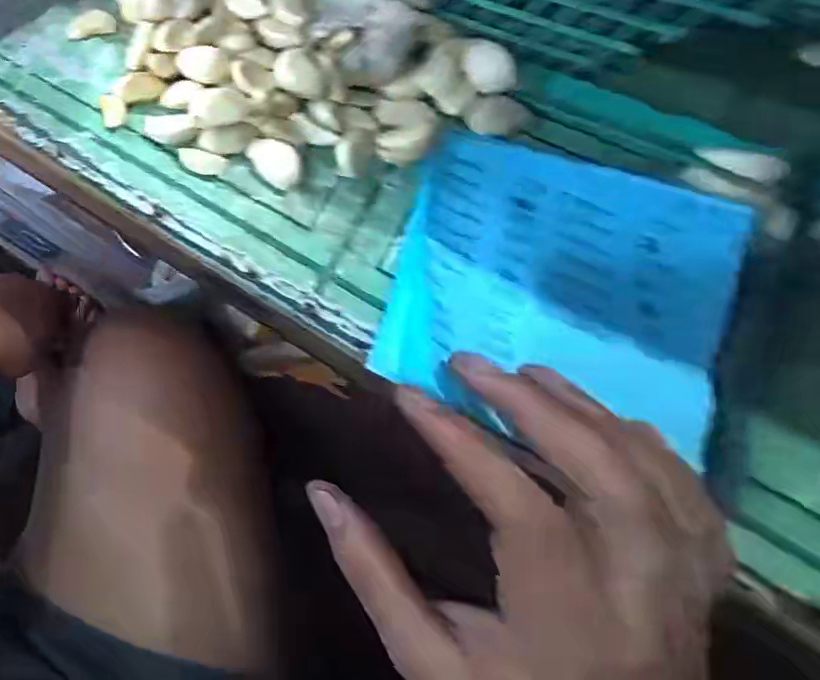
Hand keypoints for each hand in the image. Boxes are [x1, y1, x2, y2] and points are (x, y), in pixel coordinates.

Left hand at [0, 274, 70, 378]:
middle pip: (33, 292)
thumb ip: (47, 344)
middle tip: (28, 327)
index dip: (59, 316)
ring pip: (8, 290)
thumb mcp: (37, 357)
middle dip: (33, 307)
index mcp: (45, 297)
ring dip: (8, 303)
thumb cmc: (6, 348)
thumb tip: (51, 340)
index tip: (56, 331)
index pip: (61, 302)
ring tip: (2, 324)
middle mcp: (22, 281)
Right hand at [309, 354, 730, 679]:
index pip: (529, 515)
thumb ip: (373, 576)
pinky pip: (697, 512)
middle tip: (469, 365)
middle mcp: (643, 604)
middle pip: (617, 489)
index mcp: (572, 624)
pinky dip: (653, 454)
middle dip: (540, 411)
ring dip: (594, 418)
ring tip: (528, 374)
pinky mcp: (696, 592)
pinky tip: (605, 421)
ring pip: (664, 490)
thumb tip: (320, 492)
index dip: (466, 445)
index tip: (407, 394)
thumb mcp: (424, 659)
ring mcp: (683, 598)